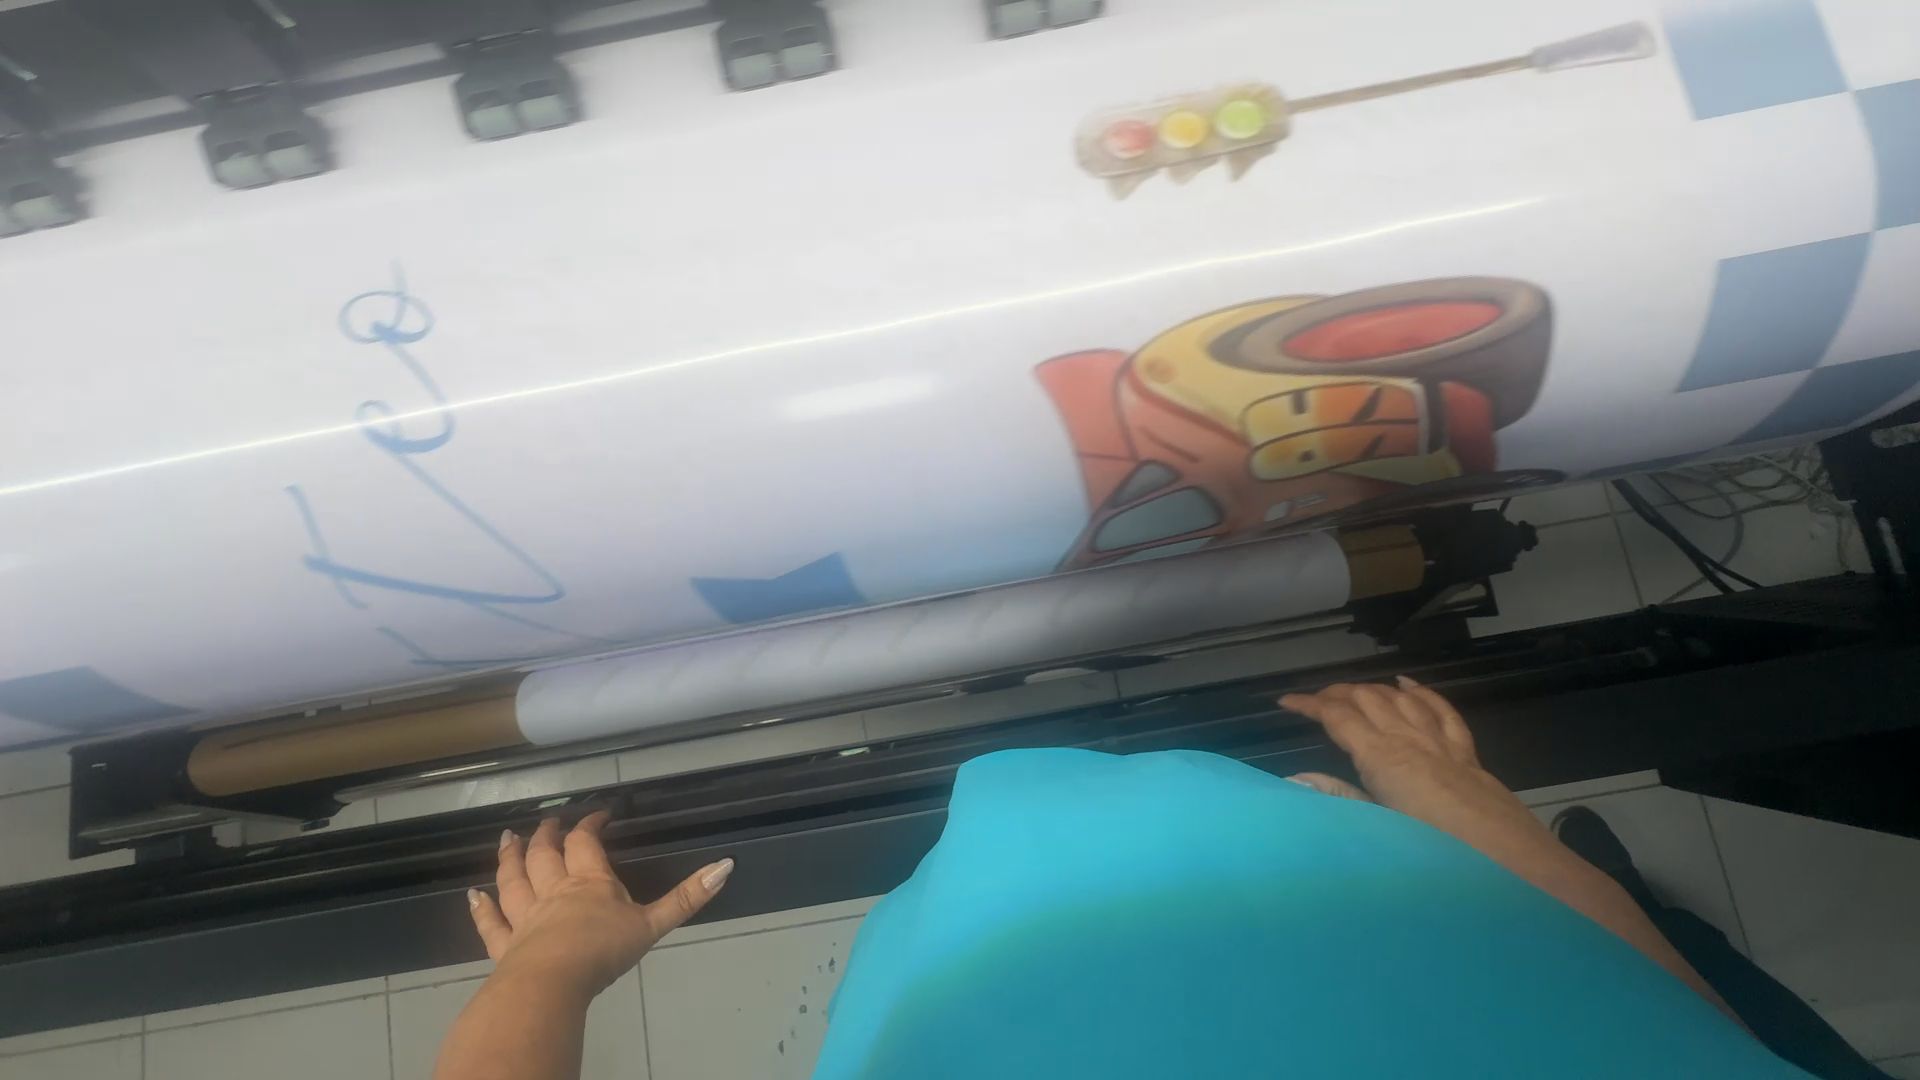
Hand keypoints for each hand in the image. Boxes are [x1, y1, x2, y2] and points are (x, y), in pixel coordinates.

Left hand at [468, 811, 733, 998]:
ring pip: (513, 881)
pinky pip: (490, 924)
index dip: (591, 823)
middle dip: (548, 835)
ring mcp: (524, 920)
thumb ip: (688, 896)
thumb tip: (727, 865)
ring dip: (510, 858)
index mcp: (590, 882)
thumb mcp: (653, 923)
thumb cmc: (601, 952)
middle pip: (546, 855)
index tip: (599, 812)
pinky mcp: (503, 948)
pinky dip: (480, 908)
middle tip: (548, 820)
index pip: (586, 842)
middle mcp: (554, 892)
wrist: (548, 988)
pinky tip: (471, 895)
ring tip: (507, 838)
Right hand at [1280, 677, 1557, 867]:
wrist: (1517, 868)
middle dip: (1335, 692)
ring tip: (1351, 693)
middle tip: (1314, 701)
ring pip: (1399, 698)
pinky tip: (1407, 683)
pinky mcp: (1467, 754)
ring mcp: (1440, 743)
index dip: (1308, 704)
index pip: (1336, 716)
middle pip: (1366, 697)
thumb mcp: (1380, 829)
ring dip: (1371, 689)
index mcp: (1380, 757)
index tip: (1284, 701)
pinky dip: (1420, 692)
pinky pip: (1442, 711)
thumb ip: (1340, 798)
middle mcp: (1407, 740)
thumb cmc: (1440, 853)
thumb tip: (1296, 778)